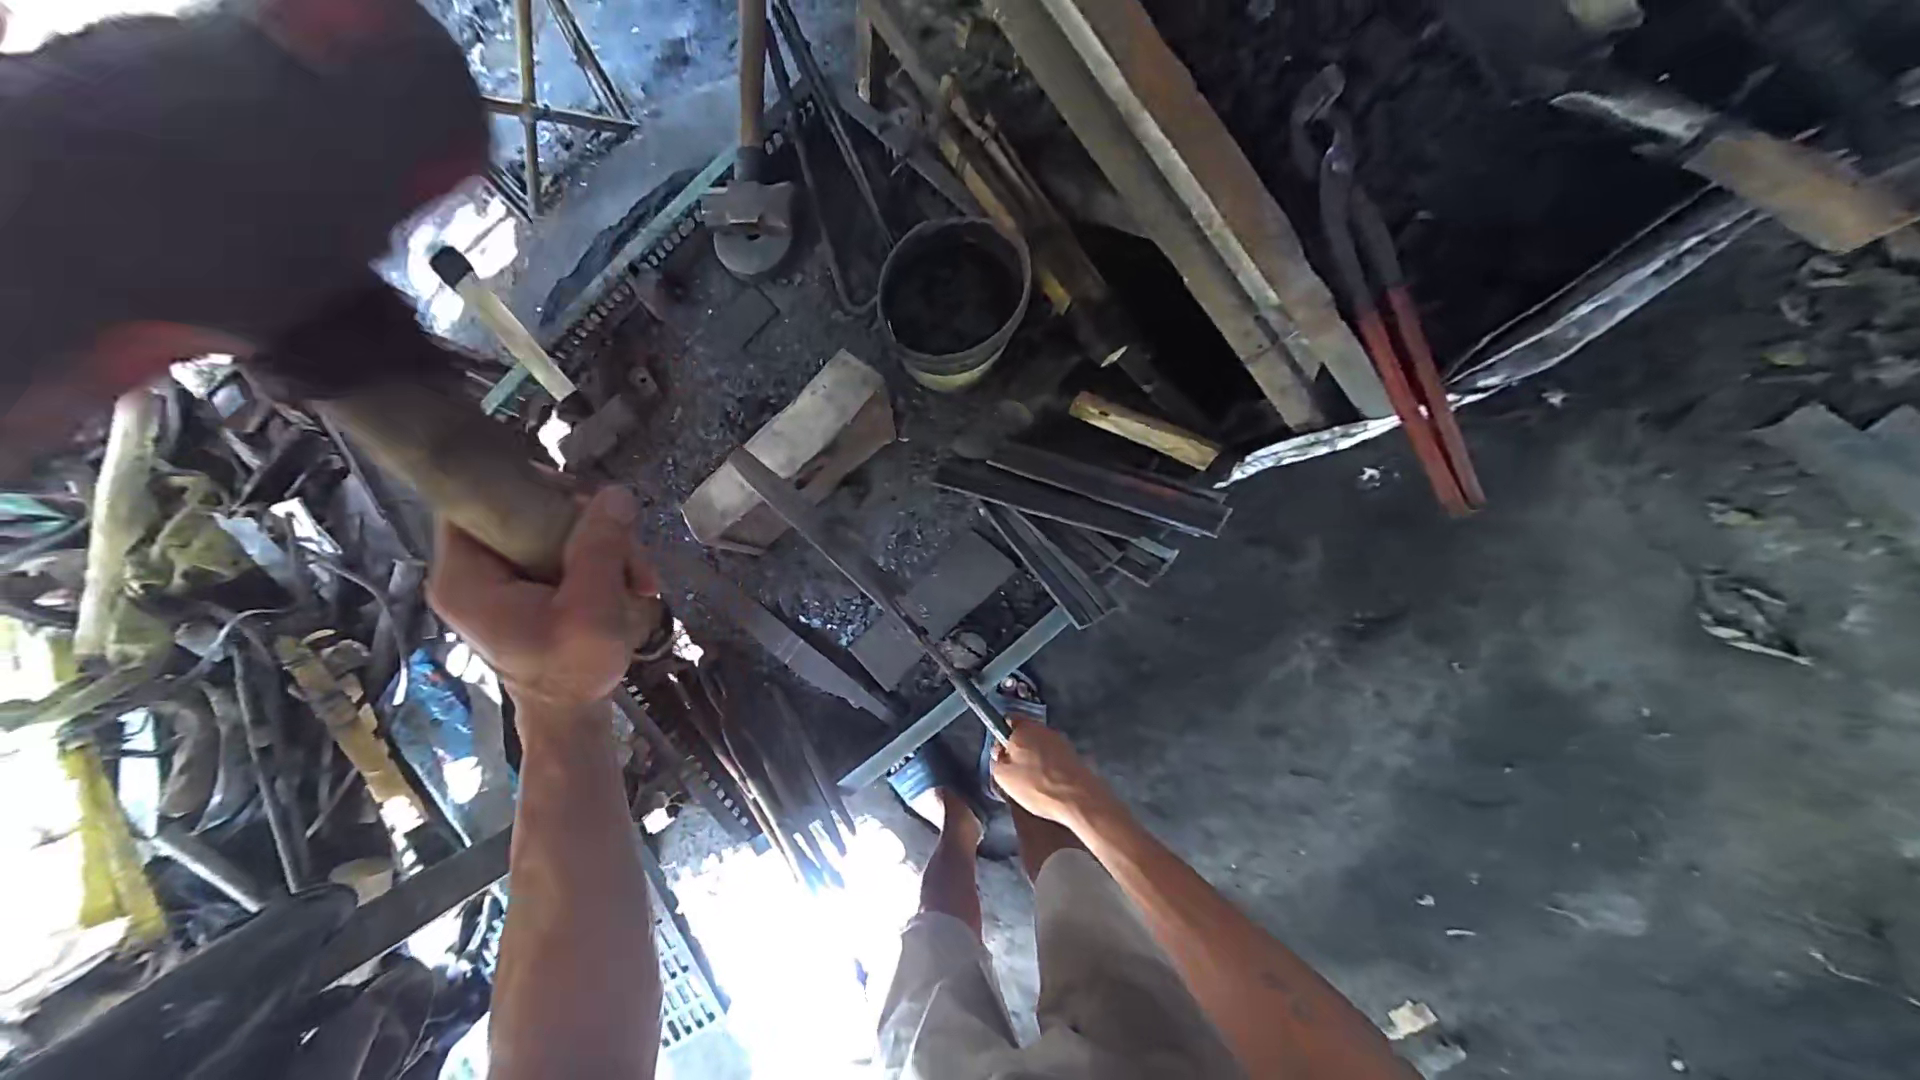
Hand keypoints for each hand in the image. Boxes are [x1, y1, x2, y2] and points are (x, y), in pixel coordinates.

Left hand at [427, 487, 660, 713]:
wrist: (575, 715)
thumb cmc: (573, 670)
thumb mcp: (592, 609)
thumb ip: (600, 548)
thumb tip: (616, 494)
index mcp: (467, 576)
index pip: (479, 502)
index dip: (529, 489)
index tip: (582, 501)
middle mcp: (478, 571)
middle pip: (529, 514)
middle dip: (590, 527)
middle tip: (631, 553)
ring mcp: (506, 580)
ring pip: (557, 532)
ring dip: (608, 547)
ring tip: (641, 579)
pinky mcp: (532, 590)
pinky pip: (567, 553)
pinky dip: (603, 563)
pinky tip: (631, 584)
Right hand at [991, 719, 1118, 829]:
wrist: (1077, 798)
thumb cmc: (1035, 784)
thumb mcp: (1003, 776)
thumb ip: (997, 759)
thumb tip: (1001, 752)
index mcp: (1024, 727)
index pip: (1008, 720)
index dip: (1001, 735)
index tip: (1001, 754)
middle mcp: (1043, 728)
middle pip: (1025, 734)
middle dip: (1019, 749)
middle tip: (1014, 772)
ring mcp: (1061, 740)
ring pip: (1040, 746)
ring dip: (1035, 758)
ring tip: (1033, 781)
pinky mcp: (1073, 754)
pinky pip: (1054, 757)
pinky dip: (1049, 766)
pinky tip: (1048, 784)